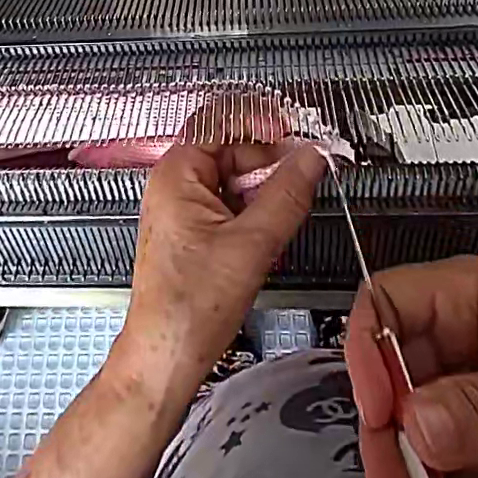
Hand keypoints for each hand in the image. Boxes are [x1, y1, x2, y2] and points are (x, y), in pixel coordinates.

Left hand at [117, 141, 325, 397]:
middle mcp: (175, 182)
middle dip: (268, 153)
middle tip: (305, 163)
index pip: (220, 120)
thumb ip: (287, 194)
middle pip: (229, 145)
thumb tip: (312, 157)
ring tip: (292, 195)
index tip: (293, 129)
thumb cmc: (190, 307)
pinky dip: (254, 200)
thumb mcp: (252, 244)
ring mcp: (184, 204)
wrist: (165, 359)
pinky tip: (273, 217)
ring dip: (264, 179)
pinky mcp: (194, 225)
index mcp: (177, 174)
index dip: (259, 119)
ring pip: (232, 172)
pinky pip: (229, 196)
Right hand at [345, 256, 477, 477]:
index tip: (376, 413)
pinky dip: (438, 476)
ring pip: (415, 410)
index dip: (367, 348)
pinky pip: (447, 445)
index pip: (387, 300)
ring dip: (407, 457)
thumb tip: (412, 424)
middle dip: (385, 422)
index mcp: (469, 294)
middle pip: (394, 364)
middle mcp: (464, 329)